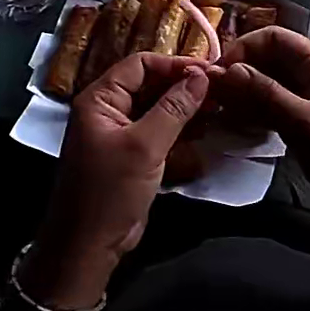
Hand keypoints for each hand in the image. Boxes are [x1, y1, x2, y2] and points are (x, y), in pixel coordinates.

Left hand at [23, 52, 209, 309]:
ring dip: (185, 107)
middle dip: (183, 86)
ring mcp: (119, 134)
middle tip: (220, 90)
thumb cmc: (110, 191)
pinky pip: (158, 131)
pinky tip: (205, 129)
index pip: (140, 65)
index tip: (209, 72)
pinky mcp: (132, 155)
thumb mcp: (145, 146)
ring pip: (157, 108)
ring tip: (219, 108)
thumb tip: (201, 76)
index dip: (174, 65)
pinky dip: (180, 128)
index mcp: (99, 99)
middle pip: (149, 85)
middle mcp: (108, 110)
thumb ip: (174, 108)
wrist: (88, 245)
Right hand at [210, 27, 309, 226]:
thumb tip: (226, 70)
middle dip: (239, 72)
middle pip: (268, 59)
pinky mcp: (303, 121)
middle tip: (210, 96)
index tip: (217, 72)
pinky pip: (272, 106)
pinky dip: (253, 111)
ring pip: (267, 84)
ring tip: (217, 110)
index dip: (244, 48)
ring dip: (242, 93)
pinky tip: (234, 123)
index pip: (275, 38)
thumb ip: (266, 94)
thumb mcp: (305, 124)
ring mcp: (308, 99)